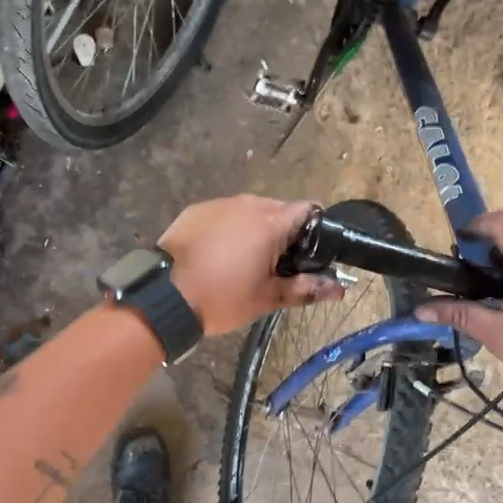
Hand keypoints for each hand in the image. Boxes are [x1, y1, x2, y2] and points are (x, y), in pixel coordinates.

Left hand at [157, 196, 344, 335]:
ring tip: (247, 262)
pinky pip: (225, 214)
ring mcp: (219, 204)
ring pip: (251, 211)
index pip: (310, 210)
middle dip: (286, 234)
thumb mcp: (267, 298)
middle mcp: (247, 203)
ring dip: (257, 231)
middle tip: (280, 266)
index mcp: (271, 222)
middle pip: (281, 210)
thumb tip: (339, 288)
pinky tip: (219, 255)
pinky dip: (230, 229)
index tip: (312, 254)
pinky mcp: (196, 210)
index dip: (317, 230)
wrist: (163, 297)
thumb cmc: (221, 298)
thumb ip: (305, 288)